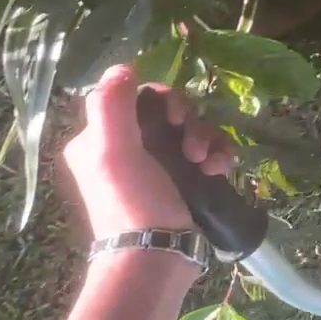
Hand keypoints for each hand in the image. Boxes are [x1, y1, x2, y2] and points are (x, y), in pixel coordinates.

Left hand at [62, 64, 233, 238]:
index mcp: (101, 140)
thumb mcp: (114, 151)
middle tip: (193, 147)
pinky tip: (219, 170)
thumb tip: (122, 67)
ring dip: (208, 141)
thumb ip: (112, 106)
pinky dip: (217, 156)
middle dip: (191, 125)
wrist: (159, 252)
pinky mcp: (184, 179)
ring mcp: (159, 165)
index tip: (176, 116)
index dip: (165, 99)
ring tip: (209, 164)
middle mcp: (127, 148)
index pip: (138, 97)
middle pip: (171, 114)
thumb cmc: (132, 201)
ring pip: (193, 132)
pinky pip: (207, 152)